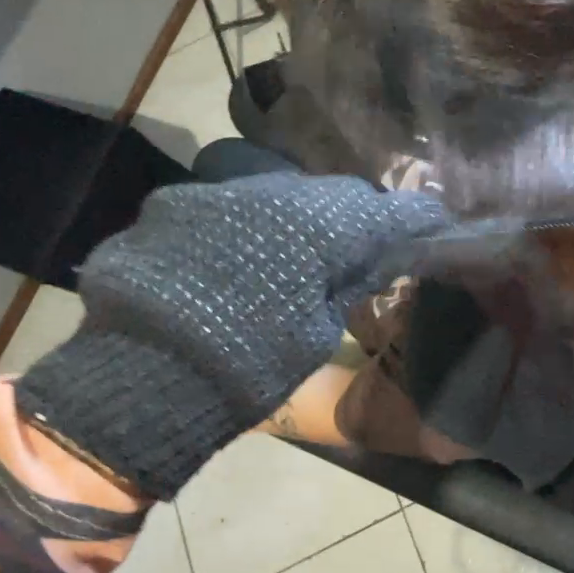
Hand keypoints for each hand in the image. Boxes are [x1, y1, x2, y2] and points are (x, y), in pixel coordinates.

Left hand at [17, 173, 448, 499]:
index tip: (434, 224)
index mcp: (322, 227)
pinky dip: (245, 226)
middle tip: (359, 243)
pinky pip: (228, 207)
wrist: (139, 378)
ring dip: (294, 218)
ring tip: (292, 251)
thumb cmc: (248, 367)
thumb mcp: (317, 332)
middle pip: (331, 195)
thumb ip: (346, 283)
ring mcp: (220, 194)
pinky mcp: (176, 203)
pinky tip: (234, 258)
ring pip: (278, 194)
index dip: (416, 218)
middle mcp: (275, 193)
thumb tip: (372, 257)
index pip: (387, 211)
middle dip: (351, 216)